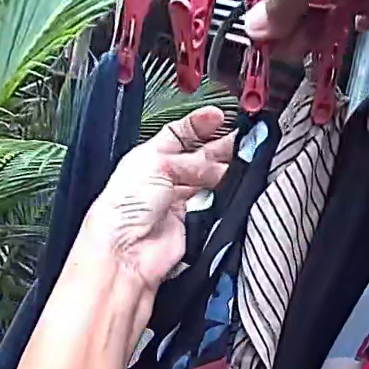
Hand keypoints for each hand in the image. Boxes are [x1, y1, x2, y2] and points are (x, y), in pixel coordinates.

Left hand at [77, 107, 233, 290]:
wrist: (127, 250)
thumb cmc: (124, 206)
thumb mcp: (157, 164)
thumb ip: (191, 159)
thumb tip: (218, 161)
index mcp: (149, 158)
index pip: (180, 134)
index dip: (200, 125)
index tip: (220, 118)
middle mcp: (164, 178)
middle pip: (199, 157)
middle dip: (220, 147)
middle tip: (243, 140)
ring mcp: (178, 202)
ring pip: (209, 180)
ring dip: (225, 172)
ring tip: (243, 161)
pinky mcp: (191, 224)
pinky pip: (213, 205)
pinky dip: (224, 197)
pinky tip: (233, 187)